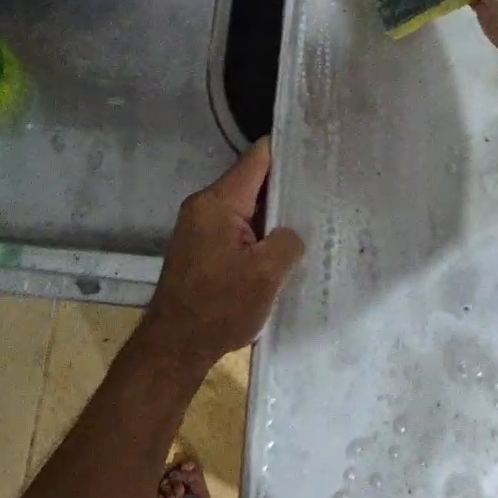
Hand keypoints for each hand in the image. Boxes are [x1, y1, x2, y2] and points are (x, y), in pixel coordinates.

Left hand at [142, 138, 305, 369]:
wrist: (174, 347)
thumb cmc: (219, 307)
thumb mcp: (266, 274)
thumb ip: (287, 241)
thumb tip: (290, 232)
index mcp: (218, 202)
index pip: (258, 158)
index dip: (288, 150)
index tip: (317, 150)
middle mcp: (204, 205)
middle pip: (252, 181)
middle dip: (285, 186)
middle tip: (323, 190)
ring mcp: (199, 226)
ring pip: (245, 207)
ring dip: (272, 215)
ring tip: (310, 219)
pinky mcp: (200, 247)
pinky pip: (234, 227)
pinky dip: (257, 233)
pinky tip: (280, 249)